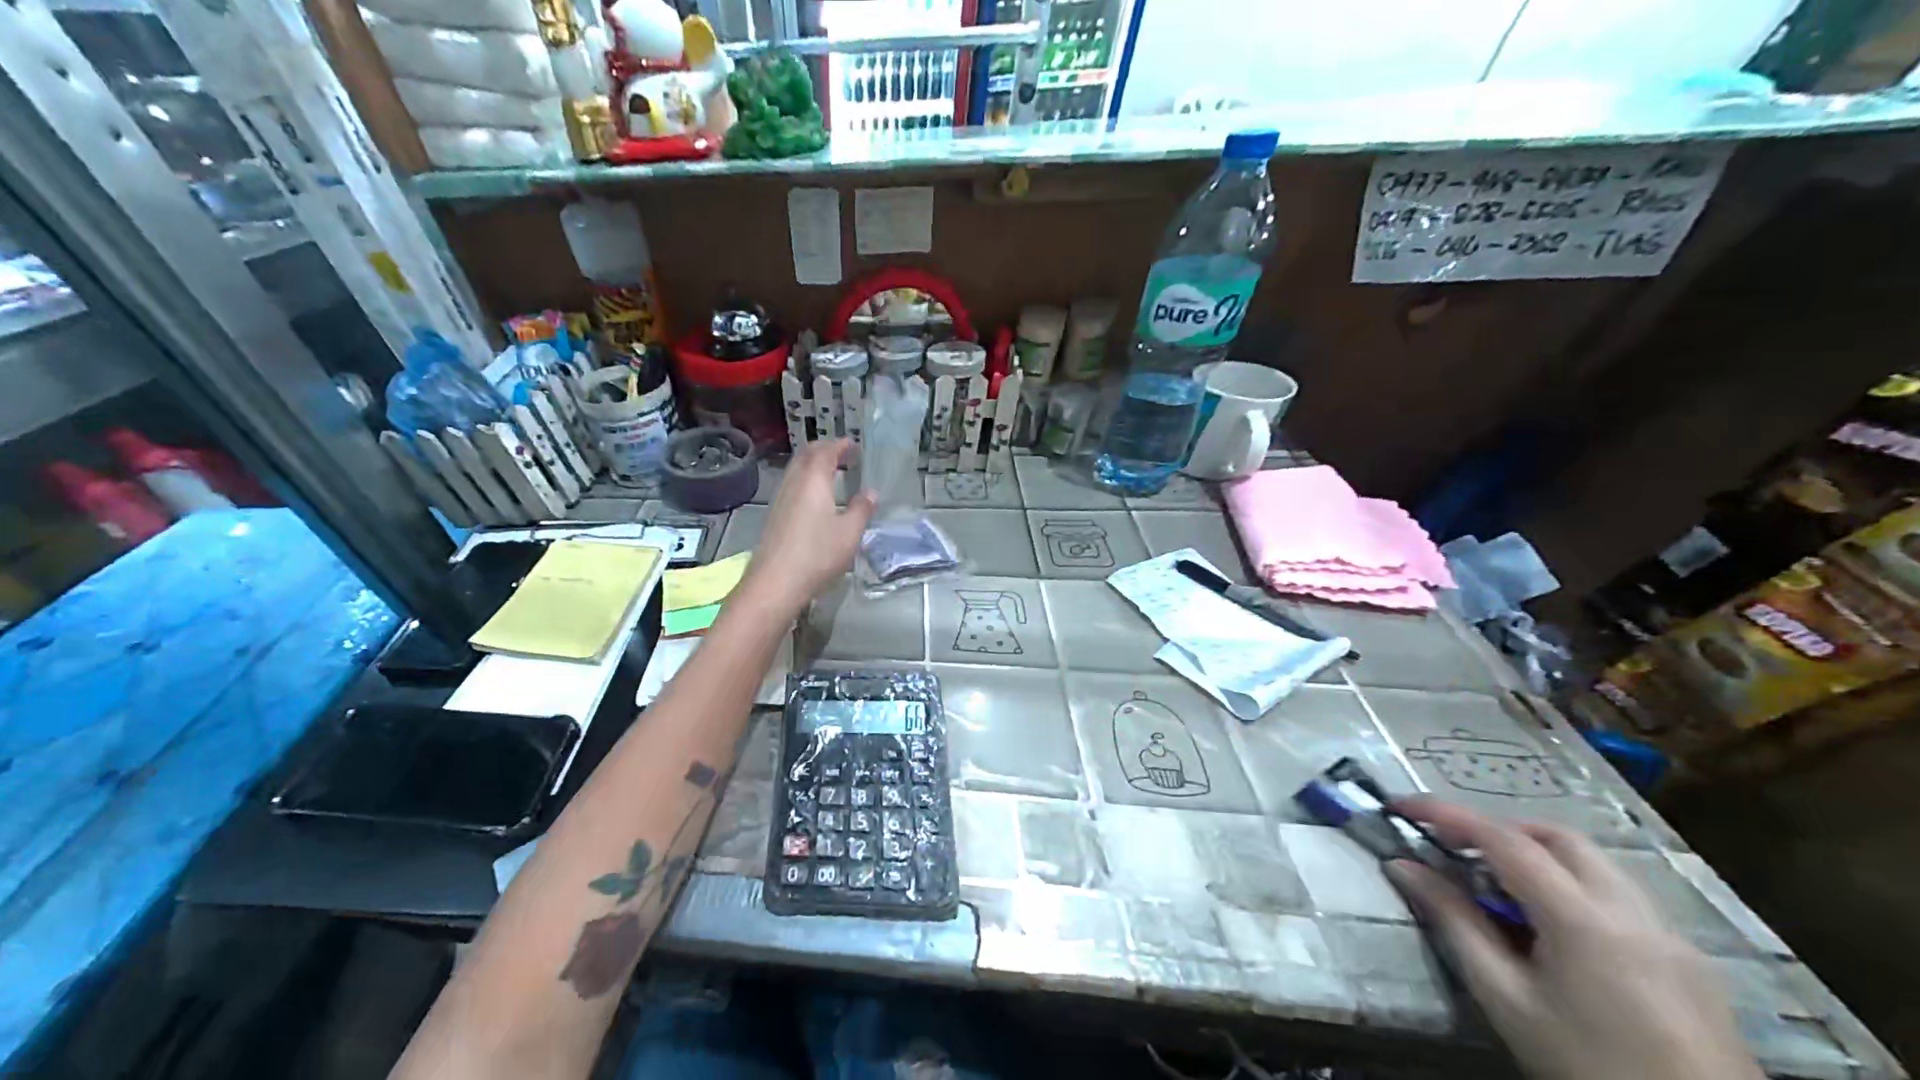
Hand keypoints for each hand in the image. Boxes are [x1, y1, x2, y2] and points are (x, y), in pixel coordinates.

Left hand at [739, 439, 875, 611]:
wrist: (775, 583)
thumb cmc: (817, 555)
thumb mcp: (849, 534)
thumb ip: (861, 510)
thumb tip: (871, 492)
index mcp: (814, 480)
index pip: (826, 451)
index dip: (840, 445)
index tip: (853, 445)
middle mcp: (794, 483)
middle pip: (806, 455)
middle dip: (824, 450)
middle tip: (842, 455)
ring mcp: (780, 499)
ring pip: (796, 470)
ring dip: (813, 465)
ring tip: (831, 474)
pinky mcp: (774, 516)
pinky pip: (791, 486)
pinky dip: (806, 481)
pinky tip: (816, 499)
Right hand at [1387, 798, 1762, 1079]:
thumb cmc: (1589, 1067)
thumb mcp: (1506, 999)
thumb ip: (1454, 923)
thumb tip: (1403, 867)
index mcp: (1583, 918)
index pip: (1503, 839)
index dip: (1446, 813)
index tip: (1402, 807)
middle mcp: (1632, 910)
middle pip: (1555, 837)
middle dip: (1498, 830)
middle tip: (1454, 849)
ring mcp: (1669, 934)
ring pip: (1594, 862)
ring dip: (1538, 856)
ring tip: (1498, 890)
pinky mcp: (1689, 961)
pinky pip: (1621, 896)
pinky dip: (1573, 886)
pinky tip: (1554, 930)